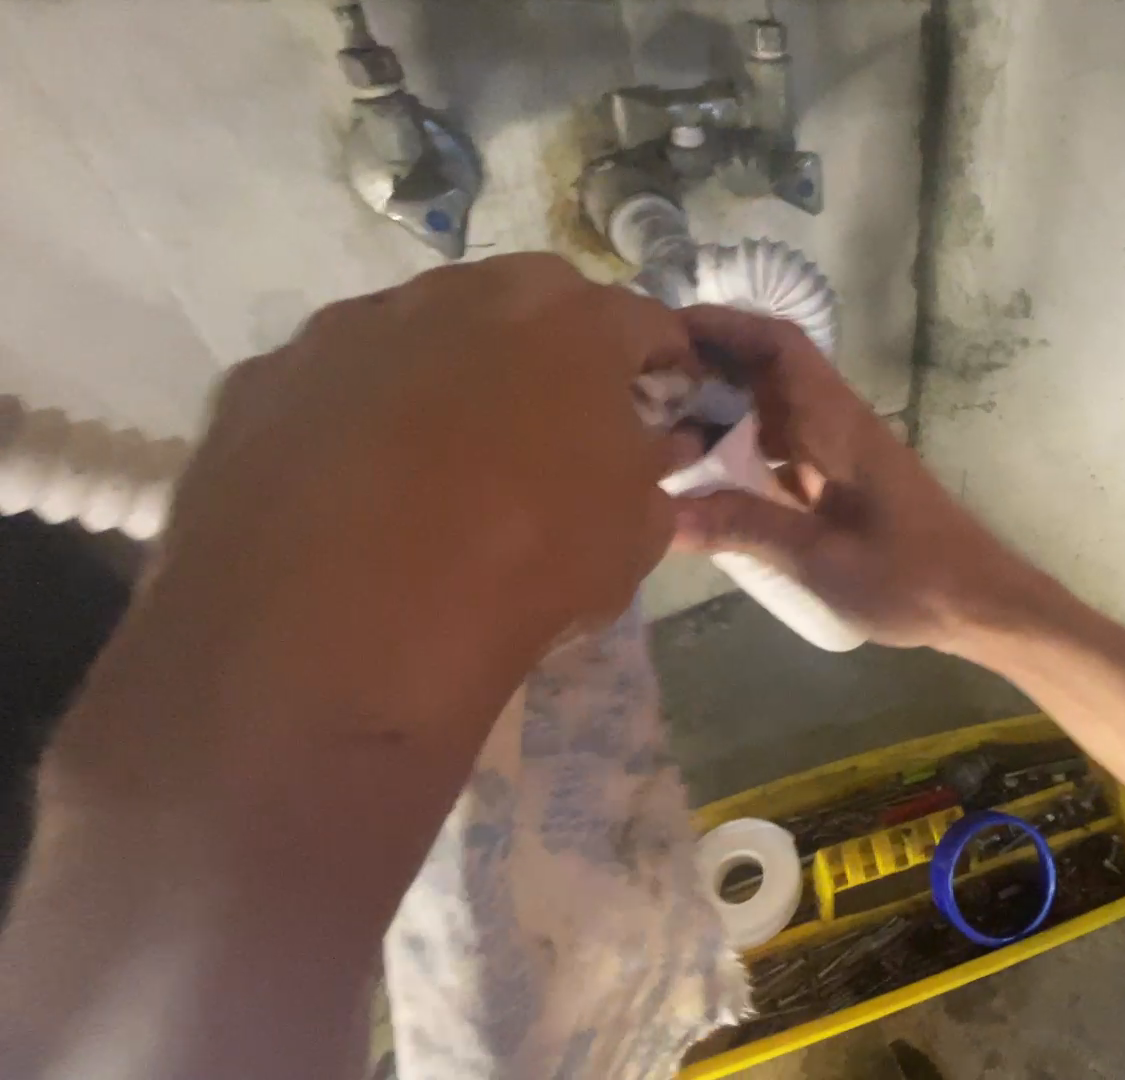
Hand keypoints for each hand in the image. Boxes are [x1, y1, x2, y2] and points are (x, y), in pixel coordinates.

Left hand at [86, 255, 690, 786]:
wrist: (346, 628)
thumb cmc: (532, 564)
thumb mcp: (637, 529)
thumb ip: (655, 467)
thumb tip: (655, 443)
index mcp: (574, 325)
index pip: (648, 321)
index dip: (669, 362)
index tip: (672, 400)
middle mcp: (466, 297)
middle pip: (541, 300)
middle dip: (571, 347)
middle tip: (575, 415)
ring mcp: (357, 325)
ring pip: (440, 326)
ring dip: (474, 367)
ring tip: (473, 446)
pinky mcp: (272, 373)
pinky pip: (356, 374)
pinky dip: (385, 405)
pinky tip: (384, 474)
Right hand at [670, 305, 1052, 651]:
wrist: (979, 602)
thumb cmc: (912, 578)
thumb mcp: (822, 559)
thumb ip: (747, 528)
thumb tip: (662, 511)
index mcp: (840, 426)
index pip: (782, 346)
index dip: (723, 326)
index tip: (659, 335)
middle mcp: (840, 427)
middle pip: (768, 372)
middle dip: (705, 370)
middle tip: (633, 393)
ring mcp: (843, 456)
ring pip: (774, 412)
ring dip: (721, 413)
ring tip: (652, 432)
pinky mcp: (843, 485)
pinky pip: (783, 451)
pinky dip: (742, 453)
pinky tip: (705, 482)